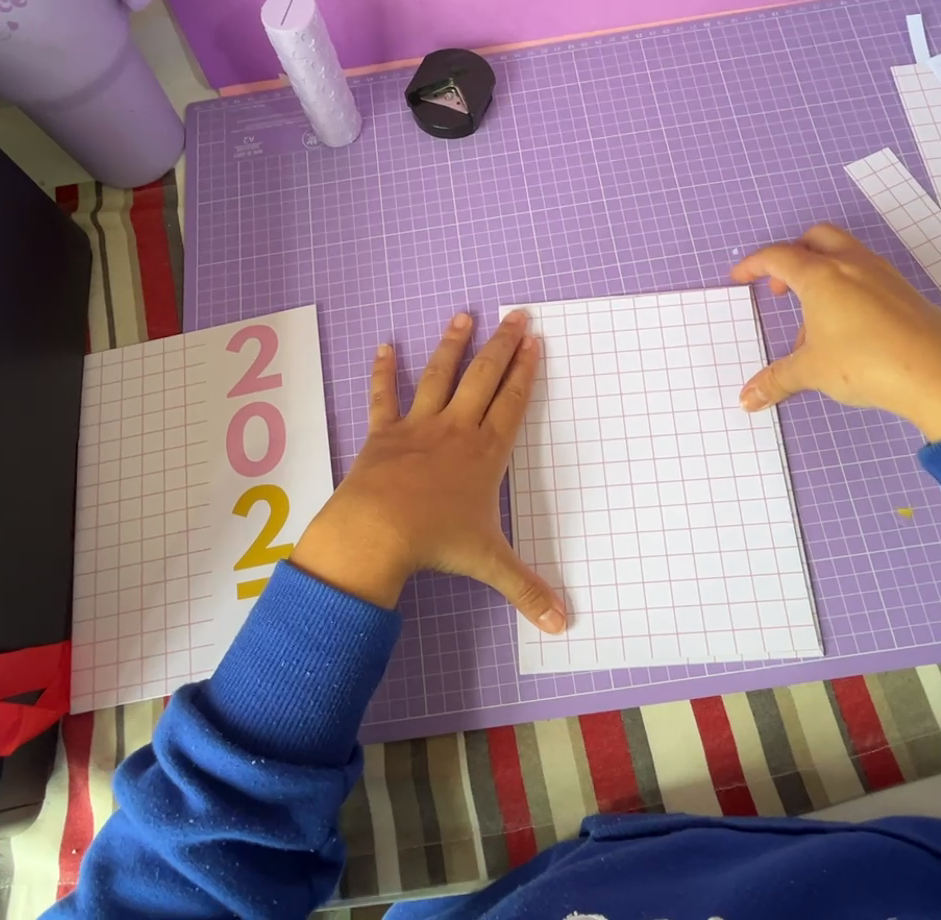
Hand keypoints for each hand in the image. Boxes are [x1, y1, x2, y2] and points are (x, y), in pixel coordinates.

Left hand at [291, 310, 566, 632]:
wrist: (377, 530)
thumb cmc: (436, 541)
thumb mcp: (488, 563)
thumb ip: (527, 589)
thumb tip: (564, 625)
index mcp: (484, 452)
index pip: (512, 403)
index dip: (525, 371)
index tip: (534, 342)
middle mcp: (455, 429)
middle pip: (483, 378)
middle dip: (502, 345)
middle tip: (516, 315)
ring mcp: (417, 426)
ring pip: (439, 376)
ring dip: (452, 346)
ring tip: (463, 316)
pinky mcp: (383, 433)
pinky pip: (383, 396)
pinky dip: (383, 372)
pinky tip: (384, 347)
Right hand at [730, 224, 940, 441]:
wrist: (938, 372)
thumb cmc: (864, 362)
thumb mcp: (811, 372)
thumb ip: (776, 380)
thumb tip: (746, 400)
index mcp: (821, 276)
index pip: (778, 257)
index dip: (754, 265)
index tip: (740, 277)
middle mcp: (852, 265)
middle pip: (816, 238)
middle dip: (793, 256)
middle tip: (781, 287)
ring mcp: (883, 275)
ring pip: (844, 255)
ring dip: (821, 275)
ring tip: (812, 322)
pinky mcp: (904, 292)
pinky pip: (866, 277)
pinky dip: (846, 290)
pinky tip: (845, 331)